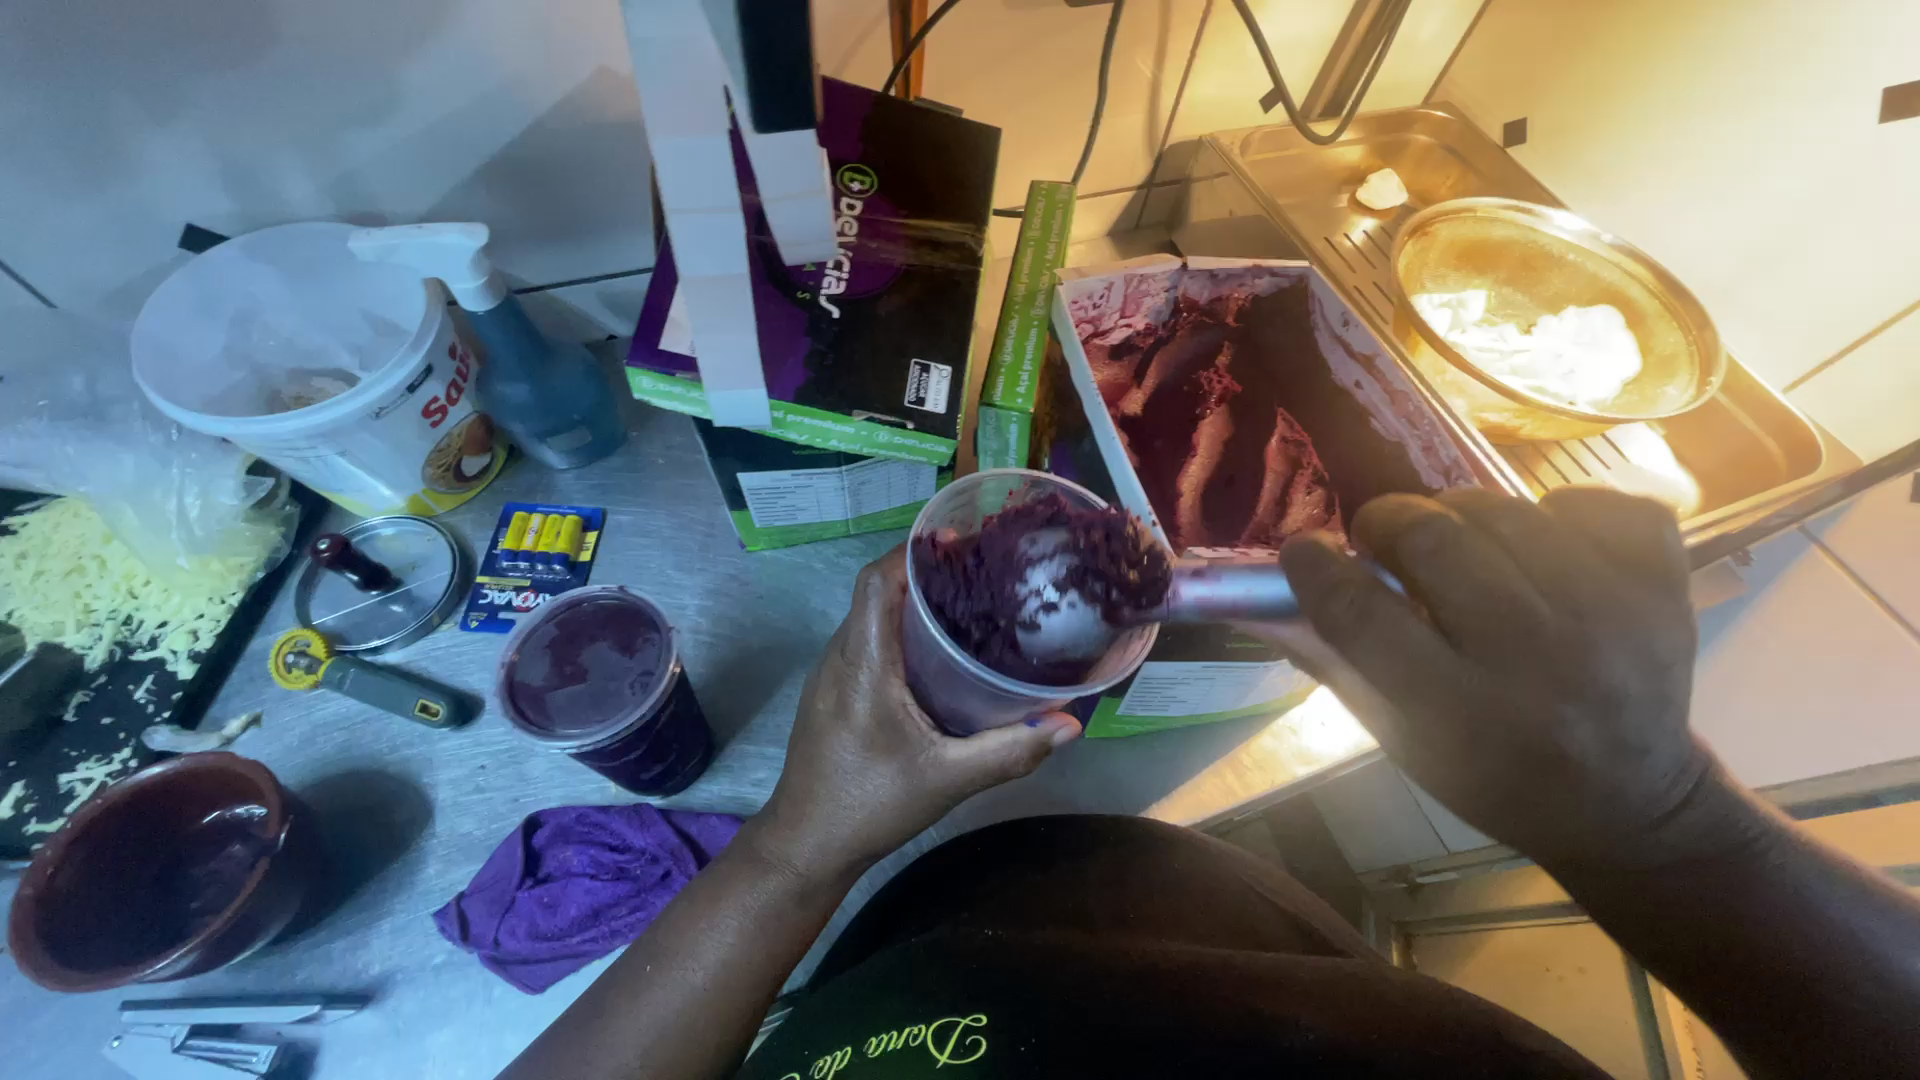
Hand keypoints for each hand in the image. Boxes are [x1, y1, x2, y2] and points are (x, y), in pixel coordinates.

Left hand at [756, 546, 1080, 876]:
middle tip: (978, 573)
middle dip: (923, 574)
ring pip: (870, 617)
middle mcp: (840, 656)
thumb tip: (1069, 726)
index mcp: (863, 664)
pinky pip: (866, 641)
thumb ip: (1008, 751)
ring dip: (910, 603)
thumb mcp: (946, 779)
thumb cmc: (868, 805)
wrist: (805, 845)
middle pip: (876, 592)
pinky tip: (936, 653)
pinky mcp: (833, 691)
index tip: (957, 542)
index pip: (875, 582)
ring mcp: (831, 674)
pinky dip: (899, 630)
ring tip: (965, 604)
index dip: (911, 553)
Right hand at [1267, 487, 1726, 872]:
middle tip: (1378, 543)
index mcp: (1456, 706)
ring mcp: (1609, 613)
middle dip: (1384, 523)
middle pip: (1431, 538)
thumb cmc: (1485, 774)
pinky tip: (1539, 550)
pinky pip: (1596, 503)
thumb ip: (1326, 659)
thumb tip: (1254, 601)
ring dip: (1457, 518)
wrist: (1629, 804)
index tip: (1300, 552)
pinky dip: (1556, 513)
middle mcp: (1534, 654)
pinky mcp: (1663, 587)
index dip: (1313, 567)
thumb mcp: (1391, 731)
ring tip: (1455, 550)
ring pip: (1500, 509)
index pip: (1360, 611)